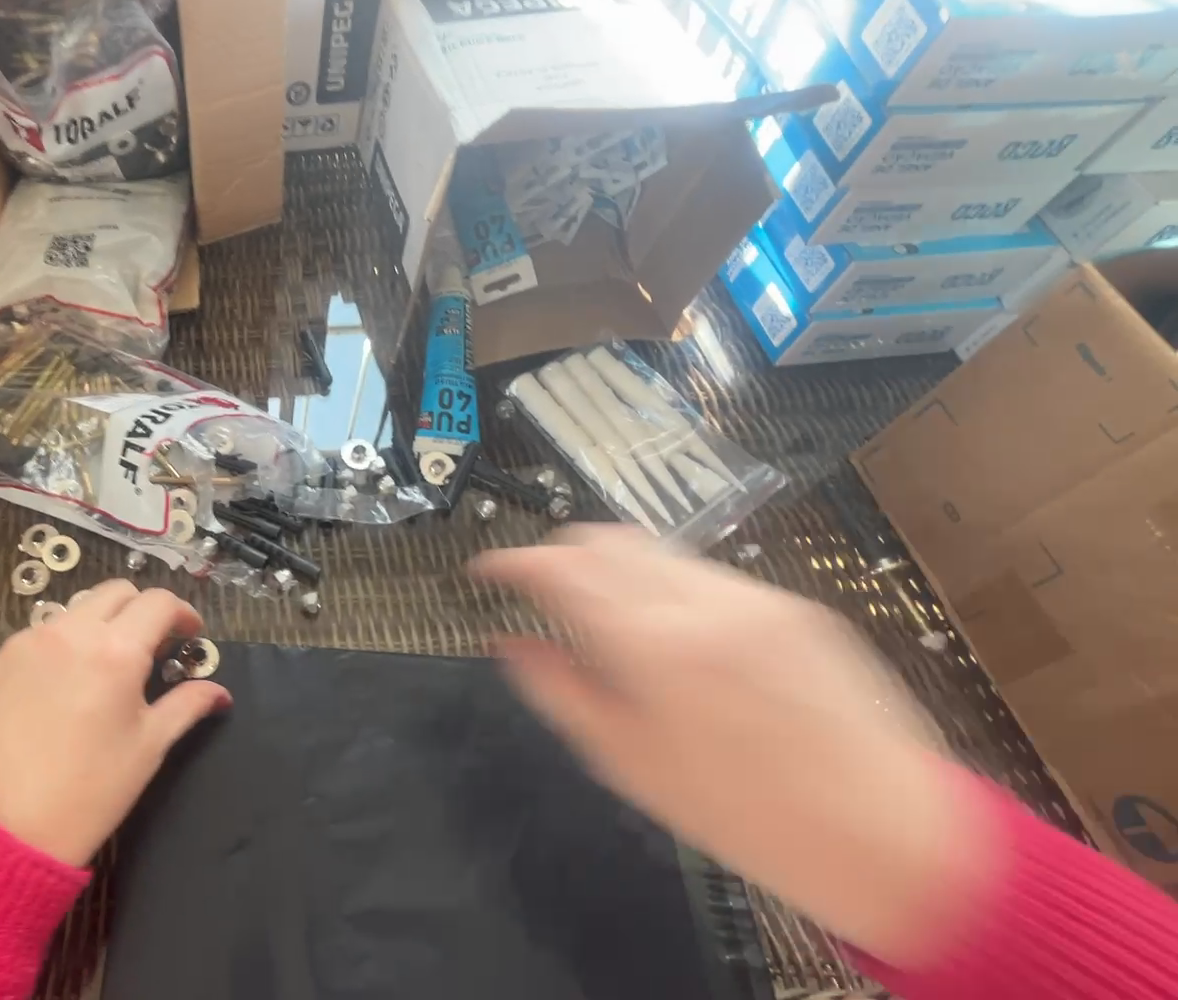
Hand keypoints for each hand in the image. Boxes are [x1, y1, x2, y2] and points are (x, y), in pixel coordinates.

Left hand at [0, 579, 231, 867]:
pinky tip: (64, 686)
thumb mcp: (148, 747)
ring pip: (76, 609)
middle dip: (142, 611)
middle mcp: (70, 632)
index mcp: (115, 651)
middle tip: (152, 648)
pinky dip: (63, 645)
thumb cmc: (88, 792)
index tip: (190, 637)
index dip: (183, 613)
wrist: (0, 831)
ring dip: (101, 624)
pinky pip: (40, 634)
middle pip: (117, 593)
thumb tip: (219, 691)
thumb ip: (187, 706)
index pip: (158, 602)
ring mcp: (27, 642)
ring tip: (106, 668)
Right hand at [473, 526, 994, 966]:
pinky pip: (703, 575)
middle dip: (560, 554)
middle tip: (540, 590)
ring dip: (611, 568)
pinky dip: (663, 587)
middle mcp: (699, 602)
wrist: (892, 839)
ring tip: (602, 613)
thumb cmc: (742, 814)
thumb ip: (557, 688)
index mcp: (652, 645)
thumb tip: (508, 641)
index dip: (512, 562)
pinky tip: (670, 634)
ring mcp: (752, 597)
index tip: (488, 570)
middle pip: (604, 539)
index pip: (560, 569)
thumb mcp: (626, 761)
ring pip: (654, 550)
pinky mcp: (791, 605)